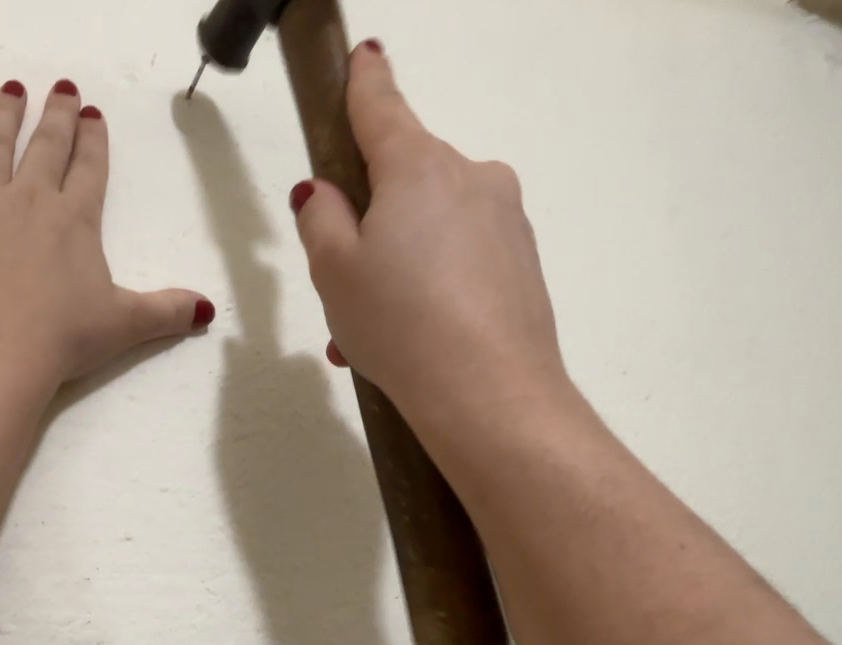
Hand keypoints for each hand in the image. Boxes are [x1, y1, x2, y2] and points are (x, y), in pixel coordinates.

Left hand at [0, 80, 213, 391]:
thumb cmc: (59, 341)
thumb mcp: (122, 327)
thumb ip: (165, 312)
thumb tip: (207, 311)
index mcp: (75, 220)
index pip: (89, 169)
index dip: (92, 141)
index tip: (93, 116)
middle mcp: (30, 199)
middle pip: (46, 146)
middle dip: (57, 116)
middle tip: (62, 90)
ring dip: (4, 115)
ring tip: (11, 91)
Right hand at [292, 43, 573, 441]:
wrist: (489, 390)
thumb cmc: (398, 322)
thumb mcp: (333, 271)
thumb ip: (320, 219)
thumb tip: (325, 190)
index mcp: (418, 168)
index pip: (381, 109)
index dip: (364, 83)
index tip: (363, 56)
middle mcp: (470, 177)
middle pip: (404, 182)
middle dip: (367, 225)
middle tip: (340, 289)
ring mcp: (505, 218)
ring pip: (429, 230)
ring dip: (392, 269)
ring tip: (366, 335)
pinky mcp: (521, 260)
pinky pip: (458, 260)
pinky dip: (426, 289)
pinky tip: (407, 340)